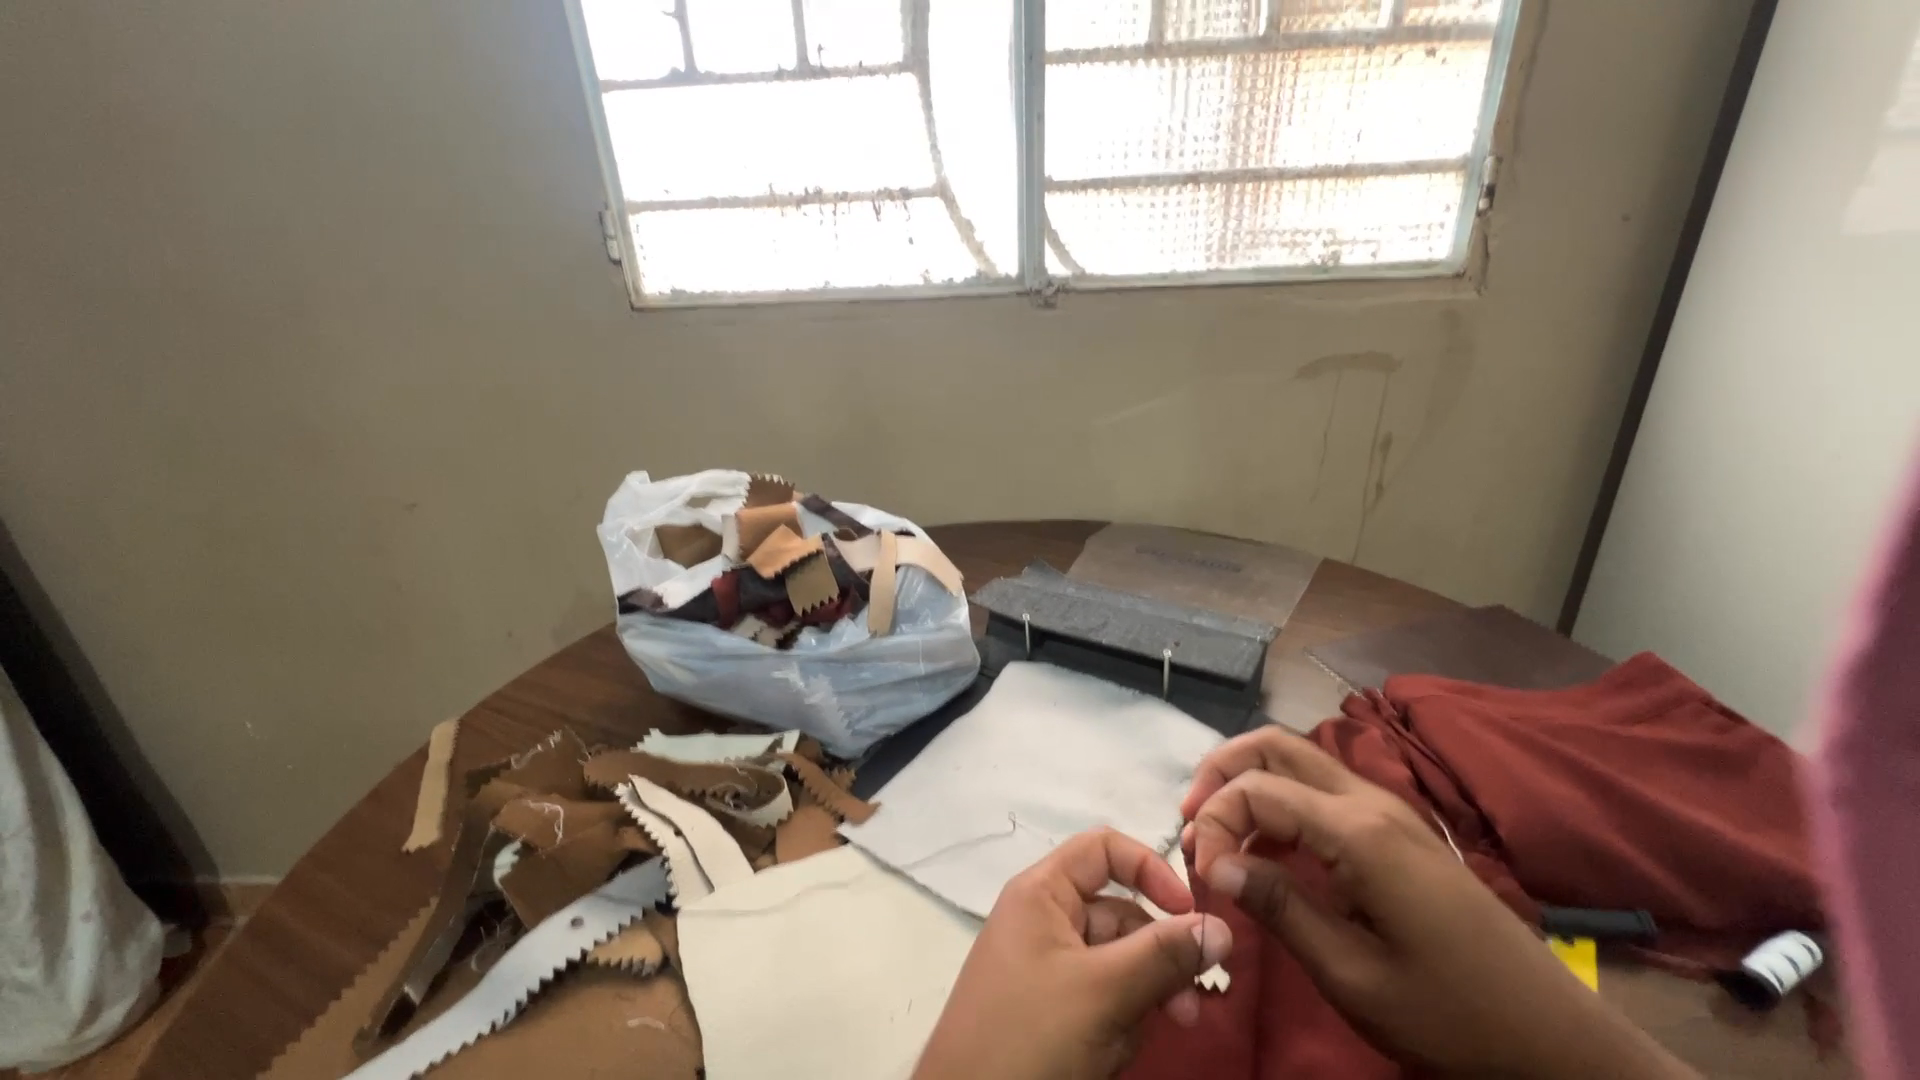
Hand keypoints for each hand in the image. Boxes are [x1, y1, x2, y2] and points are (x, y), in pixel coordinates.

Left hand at [913, 828, 1233, 1079]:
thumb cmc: (1030, 1035)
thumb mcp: (1103, 991)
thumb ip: (1164, 955)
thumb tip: (1223, 927)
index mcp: (1042, 892)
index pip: (1104, 849)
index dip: (1150, 870)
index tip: (1191, 913)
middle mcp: (1044, 919)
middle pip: (1120, 914)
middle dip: (1156, 958)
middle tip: (1190, 1006)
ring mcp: (1048, 966)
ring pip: (1118, 963)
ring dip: (1139, 999)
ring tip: (1128, 1041)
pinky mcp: (1053, 1009)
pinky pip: (1104, 999)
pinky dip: (1118, 1023)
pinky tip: (1110, 1056)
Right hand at [1183, 728, 1698, 1079]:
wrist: (1552, 1038)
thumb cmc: (1449, 1014)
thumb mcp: (1352, 975)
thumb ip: (1279, 908)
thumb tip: (1218, 863)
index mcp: (1359, 832)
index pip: (1258, 790)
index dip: (1214, 823)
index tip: (1202, 876)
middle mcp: (1372, 802)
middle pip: (1277, 745)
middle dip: (1222, 770)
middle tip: (1189, 818)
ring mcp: (1389, 811)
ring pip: (1299, 759)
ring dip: (1249, 781)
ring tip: (1216, 830)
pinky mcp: (1397, 831)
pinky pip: (1322, 790)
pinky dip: (1279, 799)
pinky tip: (1264, 845)